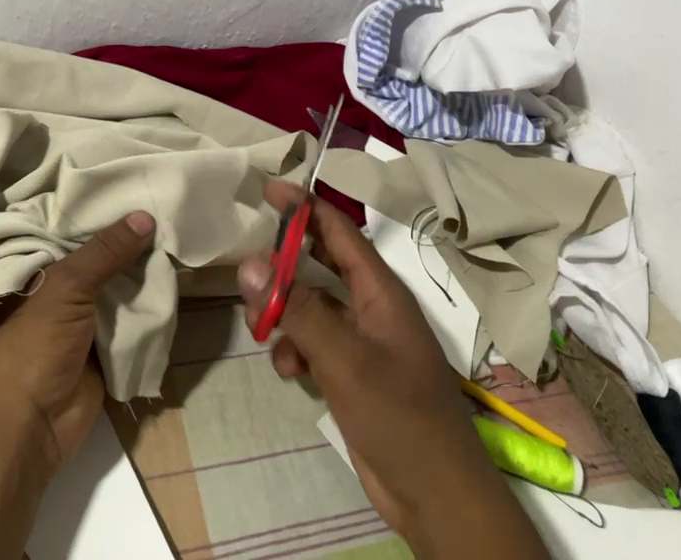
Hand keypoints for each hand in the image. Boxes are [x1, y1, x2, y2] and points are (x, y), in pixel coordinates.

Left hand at [0, 212, 158, 559]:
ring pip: (118, 290)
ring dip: (144, 276)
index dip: (100, 211)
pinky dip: (150, 311)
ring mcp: (81, 322)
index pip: (70, 229)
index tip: (137, 185)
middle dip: (130, 243)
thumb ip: (105, 251)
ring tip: (182, 239)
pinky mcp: (103, 352)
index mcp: (35, 267)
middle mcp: (57, 290)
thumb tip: (144, 214)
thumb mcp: (66, 286)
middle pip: (100, 259)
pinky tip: (178, 284)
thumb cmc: (32, 344)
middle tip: (172, 210)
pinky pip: (131, 324)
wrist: (28, 424)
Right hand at [239, 180, 545, 557]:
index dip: (305, 207)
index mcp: (381, 292)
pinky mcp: (354, 374)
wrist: (434, 492)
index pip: (339, 232)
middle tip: (246, 258)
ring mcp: (364, 343)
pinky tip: (288, 371)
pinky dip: (295, 349)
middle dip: (286, 261)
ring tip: (263, 329)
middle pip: (323, 265)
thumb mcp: (344, 358)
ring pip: (313, 307)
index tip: (267, 187)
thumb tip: (249, 262)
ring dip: (285, 313)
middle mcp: (372, 309)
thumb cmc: (397, 414)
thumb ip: (297, 309)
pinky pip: (315, 344)